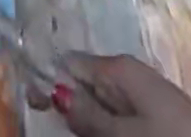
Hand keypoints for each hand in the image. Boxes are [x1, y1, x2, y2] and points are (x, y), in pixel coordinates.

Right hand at [26, 54, 190, 135]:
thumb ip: (88, 116)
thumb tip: (55, 90)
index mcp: (118, 68)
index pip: (69, 62)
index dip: (49, 81)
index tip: (33, 105)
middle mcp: (128, 74)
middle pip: (85, 85)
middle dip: (73, 110)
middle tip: (69, 135)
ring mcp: (145, 97)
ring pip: (103, 107)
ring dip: (93, 127)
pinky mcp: (157, 119)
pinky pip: (121, 119)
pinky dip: (111, 130)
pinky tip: (107, 136)